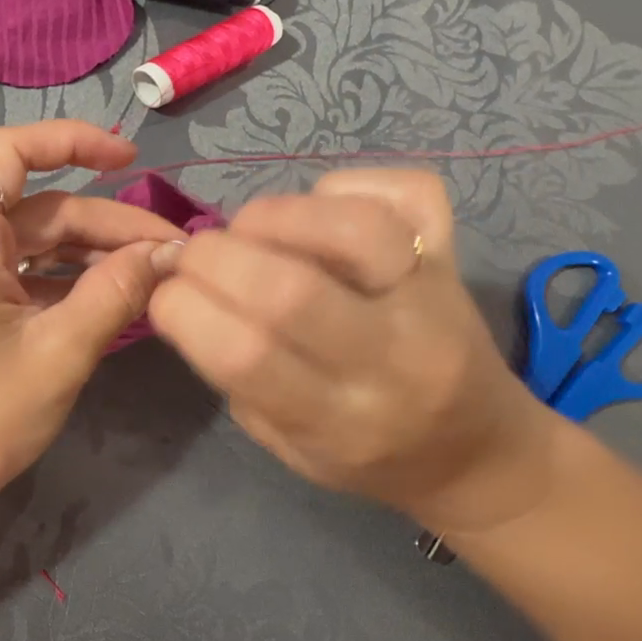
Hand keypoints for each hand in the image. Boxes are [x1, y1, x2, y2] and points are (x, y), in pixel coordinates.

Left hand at [0, 121, 186, 551]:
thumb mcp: (60, 352)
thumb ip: (116, 292)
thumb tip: (171, 252)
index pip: (6, 152)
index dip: (68, 140)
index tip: (128, 158)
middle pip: (35, 205)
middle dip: (105, 222)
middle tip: (177, 254)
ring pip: (30, 239)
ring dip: (89, 251)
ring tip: (156, 276)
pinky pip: (17, 271)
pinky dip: (62, 277)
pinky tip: (113, 297)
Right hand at [148, 169, 558, 530]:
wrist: (476, 454)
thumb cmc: (356, 452)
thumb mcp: (276, 438)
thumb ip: (228, 370)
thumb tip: (179, 286)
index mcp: (338, 421)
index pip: (243, 353)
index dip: (179, 308)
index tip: (165, 298)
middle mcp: (393, 360)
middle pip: (287, 288)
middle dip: (209, 258)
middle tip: (192, 258)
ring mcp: (434, 300)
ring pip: (354, 228)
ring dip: (271, 216)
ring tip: (248, 230)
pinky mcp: (455, 256)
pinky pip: (407, 193)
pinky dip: (346, 186)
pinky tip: (317, 212)